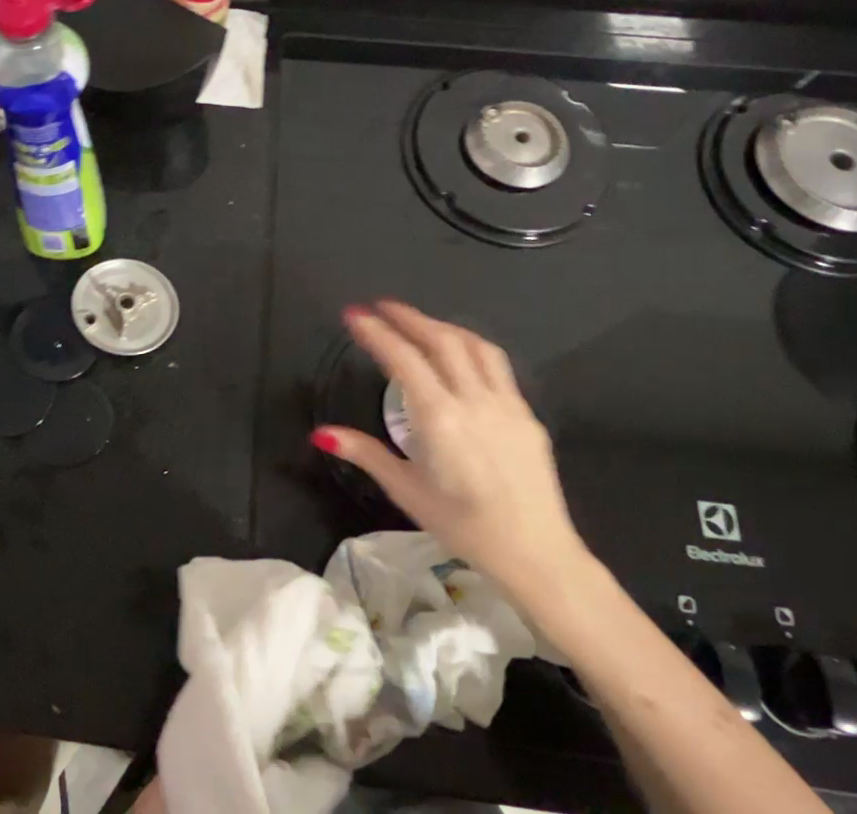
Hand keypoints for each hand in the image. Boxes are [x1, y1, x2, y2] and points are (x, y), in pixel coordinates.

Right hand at [314, 300, 588, 593]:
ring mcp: (506, 405)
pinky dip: (471, 347)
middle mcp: (473, 401)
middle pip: (441, 341)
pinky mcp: (527, 415)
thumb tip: (322, 434)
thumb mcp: (406, 491)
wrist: (534, 551)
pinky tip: (462, 355)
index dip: (377, 333)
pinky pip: (497, 366)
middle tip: (382, 306)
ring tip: (419, 322)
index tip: (355, 314)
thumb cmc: (462, 525)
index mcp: (439, 419)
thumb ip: (365, 454)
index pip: (403, 360)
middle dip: (409, 318)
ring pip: (475, 346)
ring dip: (443, 326)